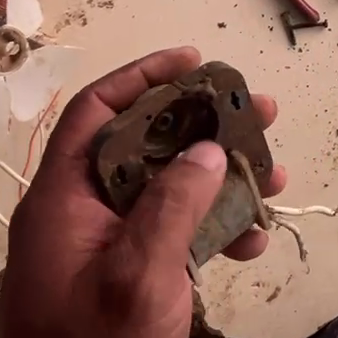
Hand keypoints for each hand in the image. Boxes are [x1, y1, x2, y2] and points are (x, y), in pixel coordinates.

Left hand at [0, 47, 285, 337]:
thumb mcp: (138, 277)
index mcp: (62, 202)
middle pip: (147, 142)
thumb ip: (173, 205)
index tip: (195, 59)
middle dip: (208, 125)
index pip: (97, 111)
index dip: (144, 75)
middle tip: (259, 110)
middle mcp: (83, 212)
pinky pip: (177, 228)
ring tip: (275, 174)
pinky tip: (253, 239)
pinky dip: (217, 226)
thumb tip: (208, 148)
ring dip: (226, 177)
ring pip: (171, 184)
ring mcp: (107, 244)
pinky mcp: (129, 273)